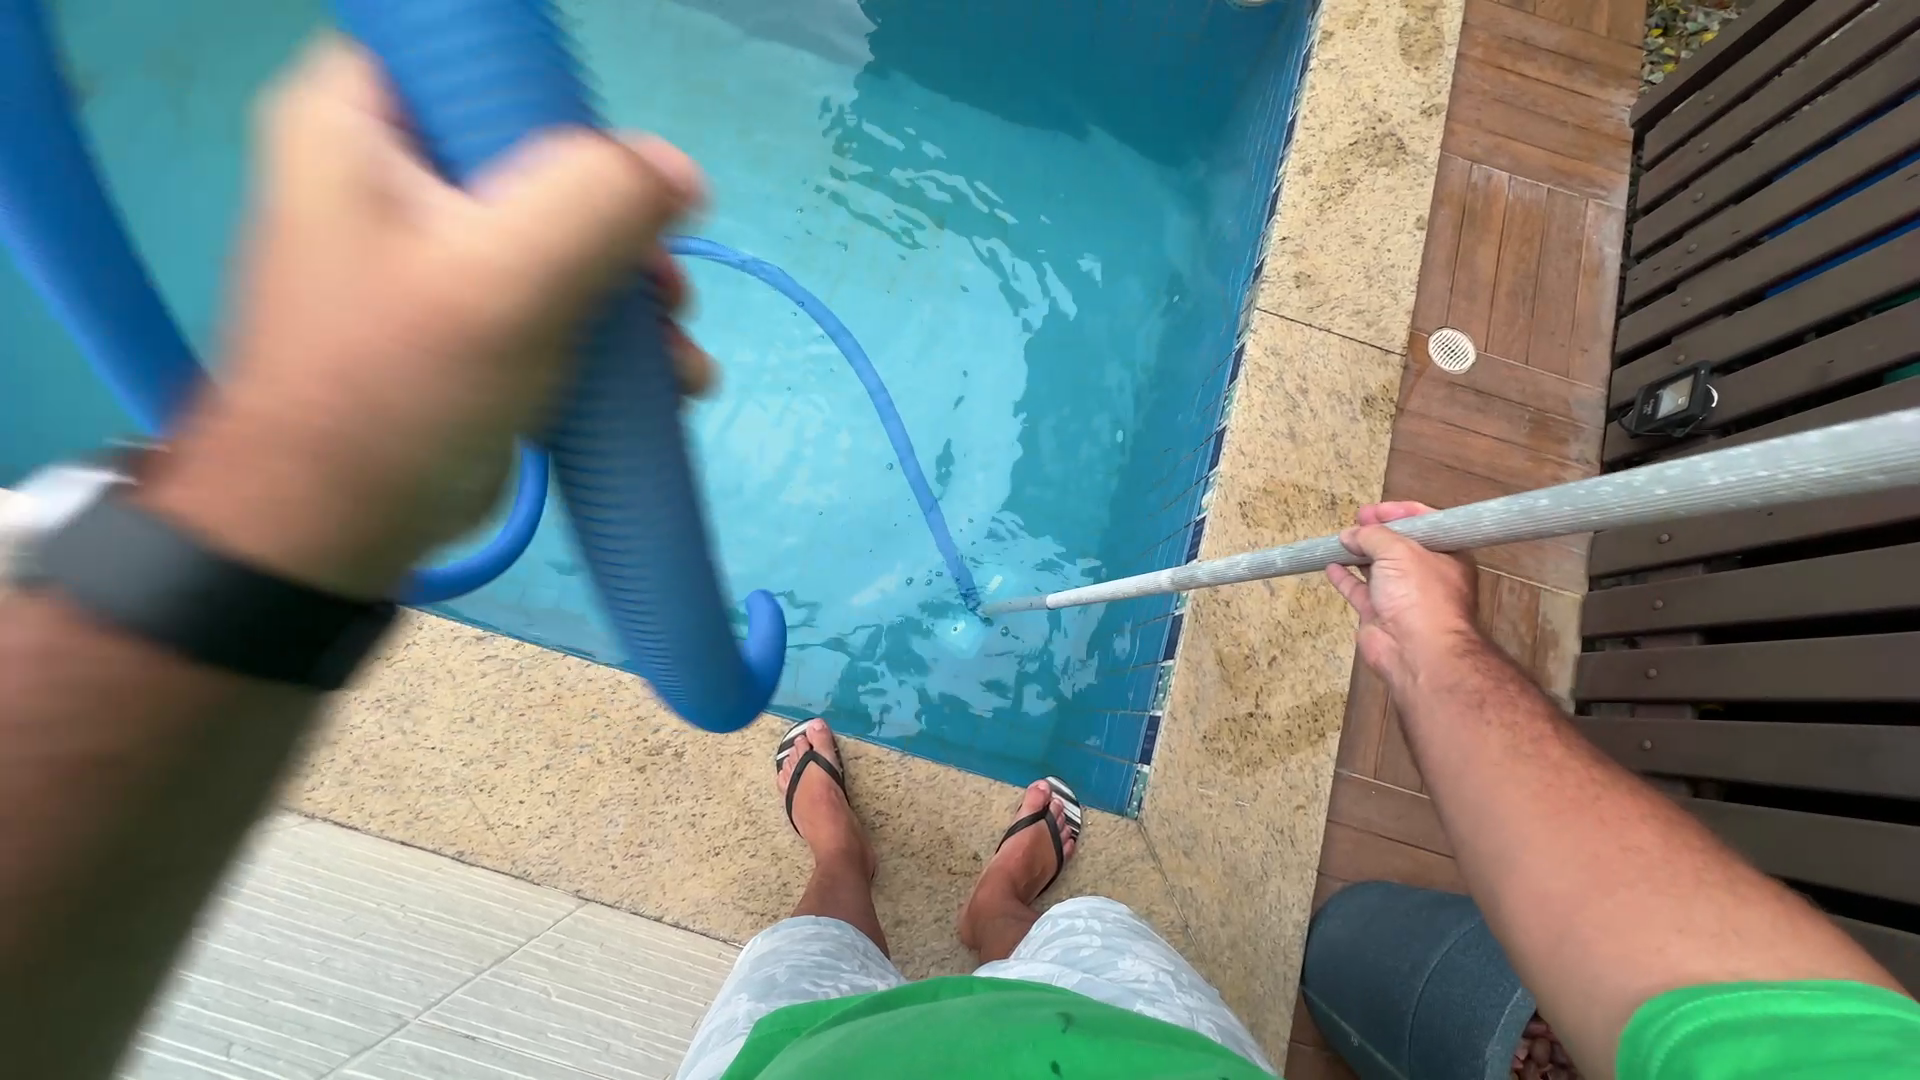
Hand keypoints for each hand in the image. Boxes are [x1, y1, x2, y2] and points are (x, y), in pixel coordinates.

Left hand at [141, 38, 713, 597]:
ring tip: (677, 360)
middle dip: (625, 232)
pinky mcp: (480, 319)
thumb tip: (682, 174)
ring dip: (640, 300)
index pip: (474, 57)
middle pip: (546, 159)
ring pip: (572, 241)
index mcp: (365, 121)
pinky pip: (568, 301)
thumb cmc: (405, 386)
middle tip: (662, 290)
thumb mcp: (506, 279)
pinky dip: (621, 339)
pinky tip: (666, 381)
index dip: (557, 105)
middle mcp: (402, 176)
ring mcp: (446, 256)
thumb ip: (599, 202)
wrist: (349, 520)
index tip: (611, 184)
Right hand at [1324, 502, 1479, 688]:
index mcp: (1446, 556)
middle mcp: (1425, 574)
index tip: (1376, 510)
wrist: (1416, 649)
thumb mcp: (1400, 551)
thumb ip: (1374, 536)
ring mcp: (1401, 595)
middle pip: (1399, 546)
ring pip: (1377, 567)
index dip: (1401, 513)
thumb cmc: (1420, 595)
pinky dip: (1344, 577)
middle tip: (1358, 519)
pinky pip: (1359, 590)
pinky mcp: (1378, 613)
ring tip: (1342, 538)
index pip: (1426, 525)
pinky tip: (1331, 565)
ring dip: (1359, 552)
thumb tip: (1351, 534)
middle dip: (1378, 531)